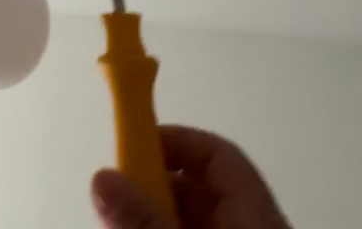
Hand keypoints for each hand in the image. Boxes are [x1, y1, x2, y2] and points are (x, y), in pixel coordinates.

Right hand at [92, 127, 290, 228]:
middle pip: (200, 187)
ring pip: (192, 218)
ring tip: (119, 223)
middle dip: (153, 183)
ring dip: (151, 213)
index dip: (175, 140)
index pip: (219, 154)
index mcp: (260, 218)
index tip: (132, 144)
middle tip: (117, 197)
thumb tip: (101, 177)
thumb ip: (145, 221)